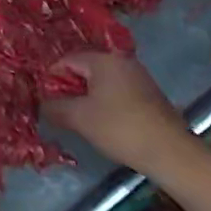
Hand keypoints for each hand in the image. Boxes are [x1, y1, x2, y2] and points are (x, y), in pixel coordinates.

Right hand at [40, 52, 192, 173]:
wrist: (168, 150)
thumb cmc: (118, 127)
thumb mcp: (78, 118)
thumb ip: (54, 107)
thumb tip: (42, 104)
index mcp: (104, 60)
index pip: (67, 60)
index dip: (51, 77)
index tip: (43, 97)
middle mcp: (122, 61)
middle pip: (85, 68)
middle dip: (69, 86)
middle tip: (58, 107)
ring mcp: (138, 76)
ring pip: (102, 80)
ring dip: (86, 95)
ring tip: (77, 116)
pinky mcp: (148, 93)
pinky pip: (117, 89)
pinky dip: (104, 100)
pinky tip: (101, 120)